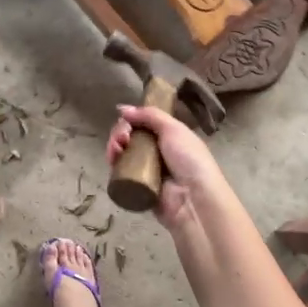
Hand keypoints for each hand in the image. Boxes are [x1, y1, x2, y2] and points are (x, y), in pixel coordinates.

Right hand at [105, 105, 223, 231]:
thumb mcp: (173, 129)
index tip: (125, 119)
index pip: (143, 125)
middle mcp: (157, 154)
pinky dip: (114, 166)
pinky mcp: (137, 189)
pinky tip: (113, 160)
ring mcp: (146, 172)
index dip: (131, 120)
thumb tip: (123, 108)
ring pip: (122, 155)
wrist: (194, 198)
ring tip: (116, 148)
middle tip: (122, 137)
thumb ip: (149, 115)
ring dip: (115, 147)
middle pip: (130, 139)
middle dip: (120, 133)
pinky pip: (120, 175)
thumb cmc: (189, 159)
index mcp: (169, 138)